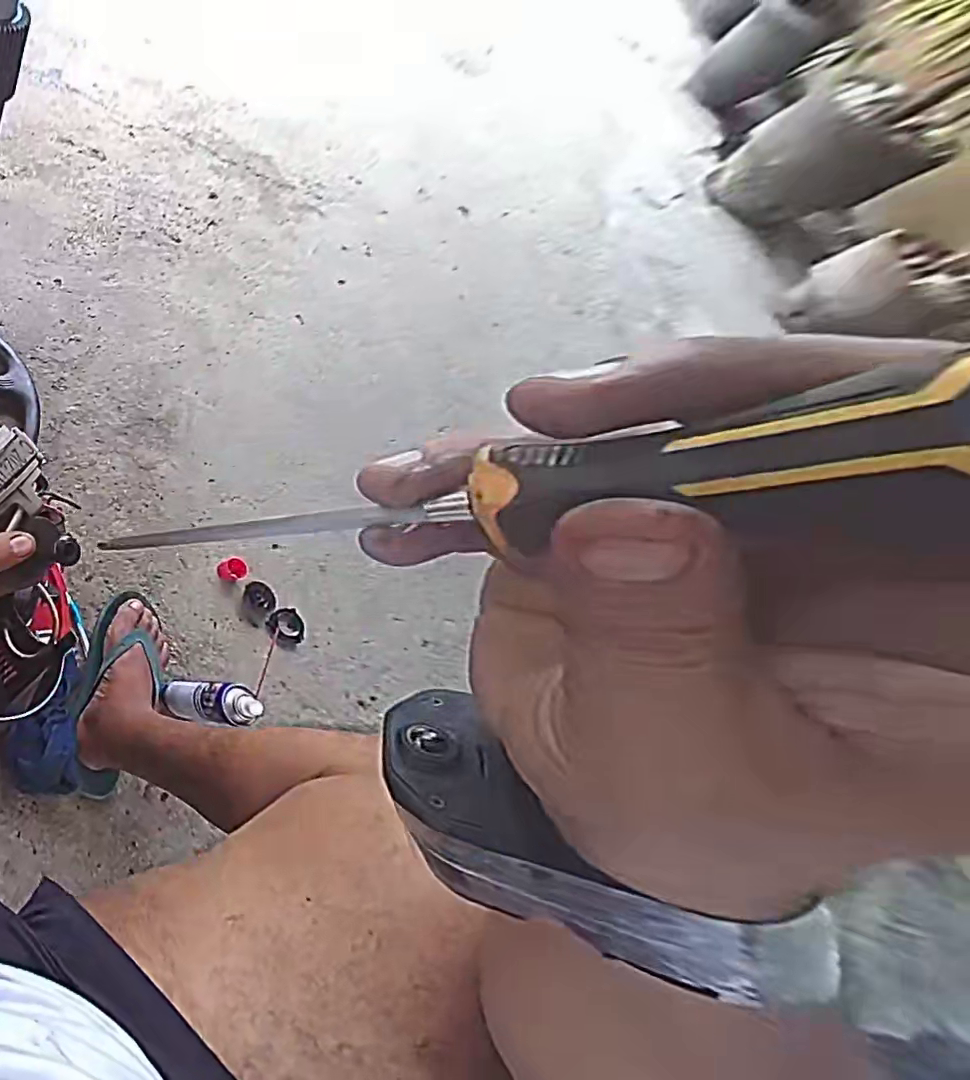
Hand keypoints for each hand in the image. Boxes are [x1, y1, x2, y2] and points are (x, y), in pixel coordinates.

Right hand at [358, 336, 969, 919]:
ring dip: (496, 452)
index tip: (649, 405)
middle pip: (749, 414)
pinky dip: (455, 497)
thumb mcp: (683, 752)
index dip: (794, 395)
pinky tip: (398, 522)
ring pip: (614, 439)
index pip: (917, 438)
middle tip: (523, 420)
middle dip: (623, 408)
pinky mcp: (605, 522)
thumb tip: (615, 519)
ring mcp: (701, 517)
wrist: (611, 818)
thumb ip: (661, 643)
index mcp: (936, 586)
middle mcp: (829, 527)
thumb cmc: (688, 817)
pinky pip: (529, 485)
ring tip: (405, 481)